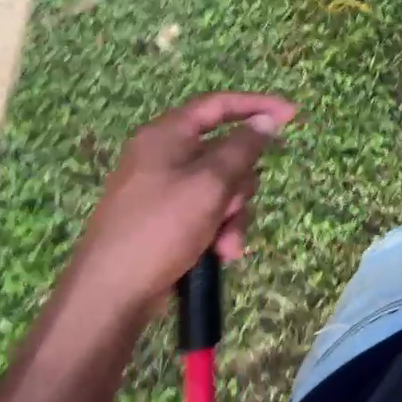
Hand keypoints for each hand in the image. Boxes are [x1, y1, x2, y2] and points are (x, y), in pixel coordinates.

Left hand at [67, 92, 298, 310]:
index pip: (219, 105)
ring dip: (233, 213)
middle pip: (225, 151)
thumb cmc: (162, 228)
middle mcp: (162, 156)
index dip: (258, 105)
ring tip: (226, 243)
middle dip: (242, 183)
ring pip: (221, 185)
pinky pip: (206, 210)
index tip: (292, 115)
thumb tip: (264, 121)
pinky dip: (219, 229)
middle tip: (237, 204)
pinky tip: (219, 253)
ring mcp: (161, 189)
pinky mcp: (163, 219)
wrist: (108, 296)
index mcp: (166, 136)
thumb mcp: (212, 183)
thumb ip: (244, 147)